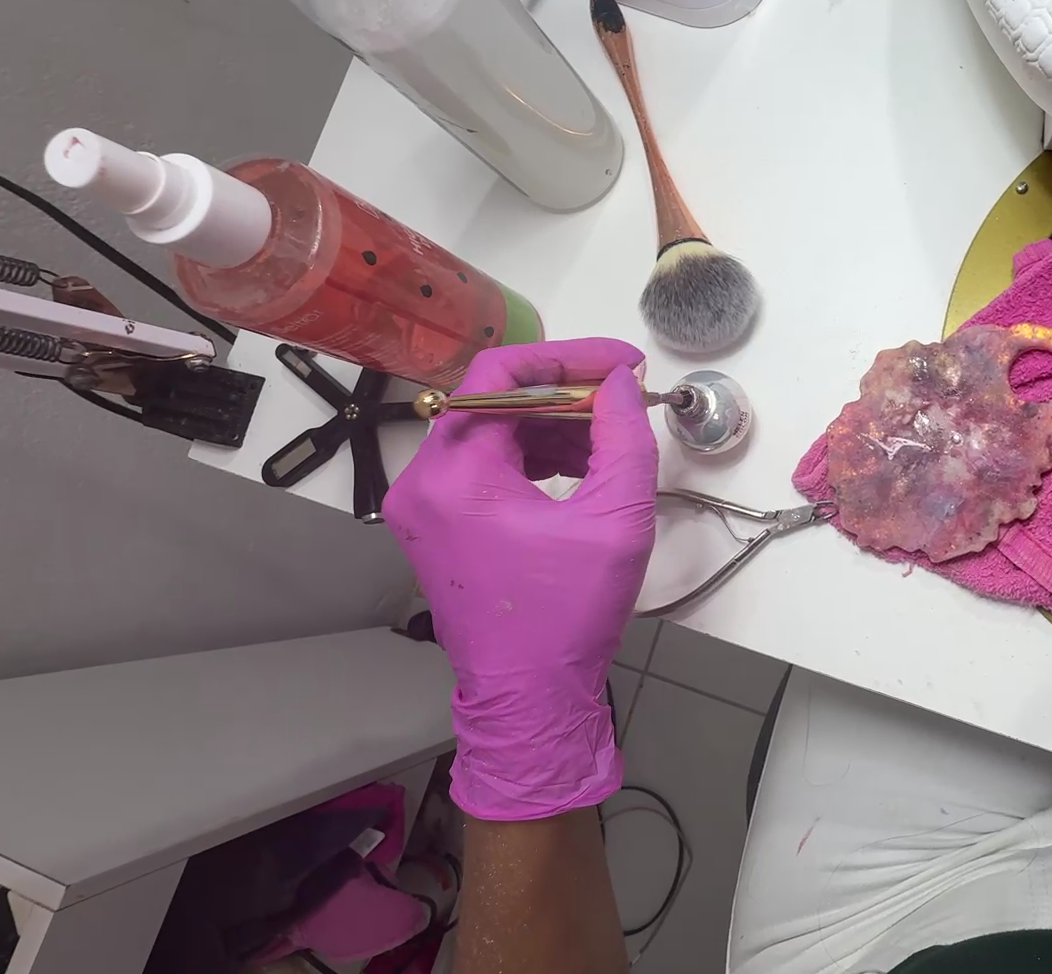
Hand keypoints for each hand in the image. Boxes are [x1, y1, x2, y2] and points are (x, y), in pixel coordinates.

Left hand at [384, 339, 658, 821]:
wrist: (530, 695)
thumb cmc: (571, 612)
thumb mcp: (616, 518)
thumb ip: (624, 438)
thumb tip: (620, 383)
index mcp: (456, 474)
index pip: (502, 375)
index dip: (570, 357)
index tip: (626, 364)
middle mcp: (426, 481)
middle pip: (497, 401)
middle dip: (570, 393)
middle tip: (626, 400)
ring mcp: (428, 505)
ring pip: (496, 431)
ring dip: (557, 425)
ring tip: (612, 440)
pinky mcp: (443, 525)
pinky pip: (491, 465)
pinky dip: (538, 455)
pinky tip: (583, 469)